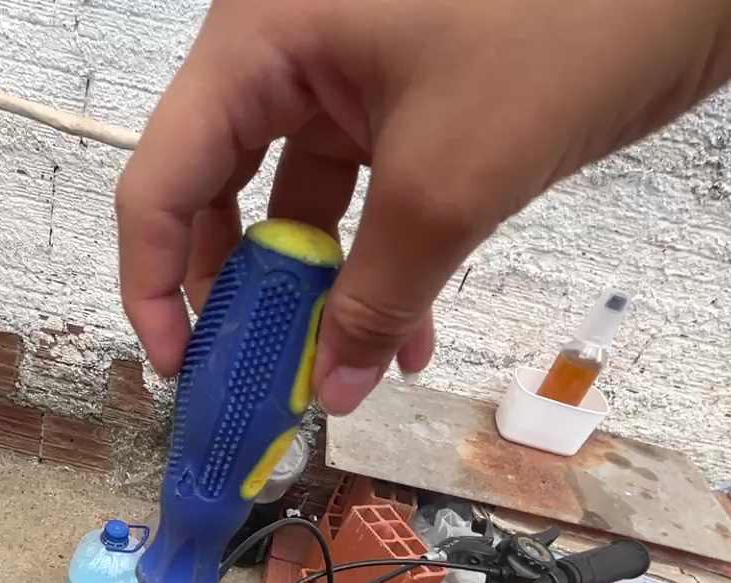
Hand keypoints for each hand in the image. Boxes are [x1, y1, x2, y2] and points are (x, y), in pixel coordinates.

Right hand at [115, 0, 730, 414]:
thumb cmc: (577, 21)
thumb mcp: (452, 180)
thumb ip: (377, 298)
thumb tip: (334, 398)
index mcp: (260, 40)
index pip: (161, 179)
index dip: (153, 284)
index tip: (182, 367)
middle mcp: (280, 49)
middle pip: (214, 195)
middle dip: (240, 296)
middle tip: (257, 373)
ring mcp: (339, 70)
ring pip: (290, 206)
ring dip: (318, 294)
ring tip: (344, 370)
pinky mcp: (394, 92)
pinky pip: (357, 196)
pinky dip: (374, 264)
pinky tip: (410, 332)